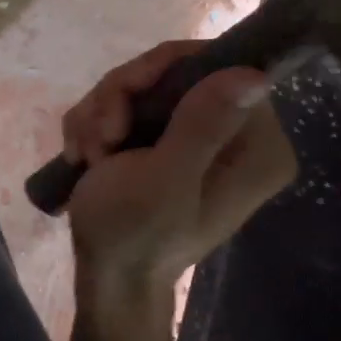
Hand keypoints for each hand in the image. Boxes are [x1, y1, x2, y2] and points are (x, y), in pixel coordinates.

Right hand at [62, 41, 295, 288]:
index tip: (117, 101)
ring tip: (87, 154)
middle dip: (118, 100)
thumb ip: (203, 125)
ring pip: (140, 87)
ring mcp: (199, 137)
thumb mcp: (165, 179)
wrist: (108, 274)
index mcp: (256, 147)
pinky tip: (85, 155)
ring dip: (100, 115)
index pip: (214, 66)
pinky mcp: (167, 141)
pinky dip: (96, 124)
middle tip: (97, 137)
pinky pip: (125, 105)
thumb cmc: (136, 231)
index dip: (157, 70)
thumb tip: (255, 73)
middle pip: (169, 73)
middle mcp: (236, 135)